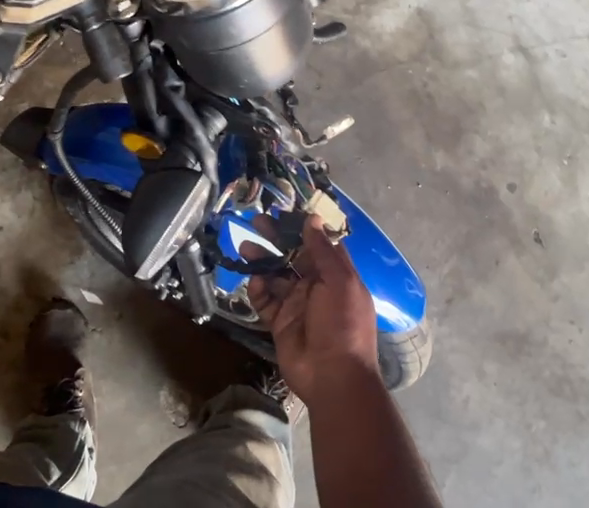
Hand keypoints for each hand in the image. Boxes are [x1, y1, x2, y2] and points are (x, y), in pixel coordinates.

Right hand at [247, 216, 379, 407]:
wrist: (333, 378)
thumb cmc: (343, 325)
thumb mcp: (340, 283)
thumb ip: (323, 251)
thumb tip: (313, 218)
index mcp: (336, 276)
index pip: (318, 244)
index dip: (303, 227)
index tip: (284, 210)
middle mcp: (316, 287)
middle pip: (293, 256)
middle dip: (276, 239)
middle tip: (256, 222)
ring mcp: (297, 305)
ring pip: (276, 275)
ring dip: (262, 261)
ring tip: (244, 248)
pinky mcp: (280, 322)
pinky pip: (266, 301)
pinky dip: (258, 290)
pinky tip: (254, 283)